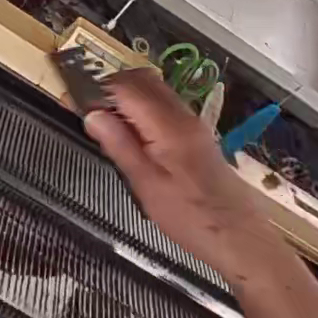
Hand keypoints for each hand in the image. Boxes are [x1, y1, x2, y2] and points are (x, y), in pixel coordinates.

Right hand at [83, 68, 294, 290]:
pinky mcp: (197, 134)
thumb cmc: (190, 217)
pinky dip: (142, 107)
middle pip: (142, 79)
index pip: (126, 87)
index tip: (78, 106)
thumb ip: (118, 144)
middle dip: (111, 87)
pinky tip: (132, 134)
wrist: (240, 238)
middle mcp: (183, 116)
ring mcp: (193, 123)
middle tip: (90, 111)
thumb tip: (91, 114)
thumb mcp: (145, 184)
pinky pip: (164, 105)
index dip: (98, 90)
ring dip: (127, 96)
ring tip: (107, 124)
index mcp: (168, 126)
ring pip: (155, 89)